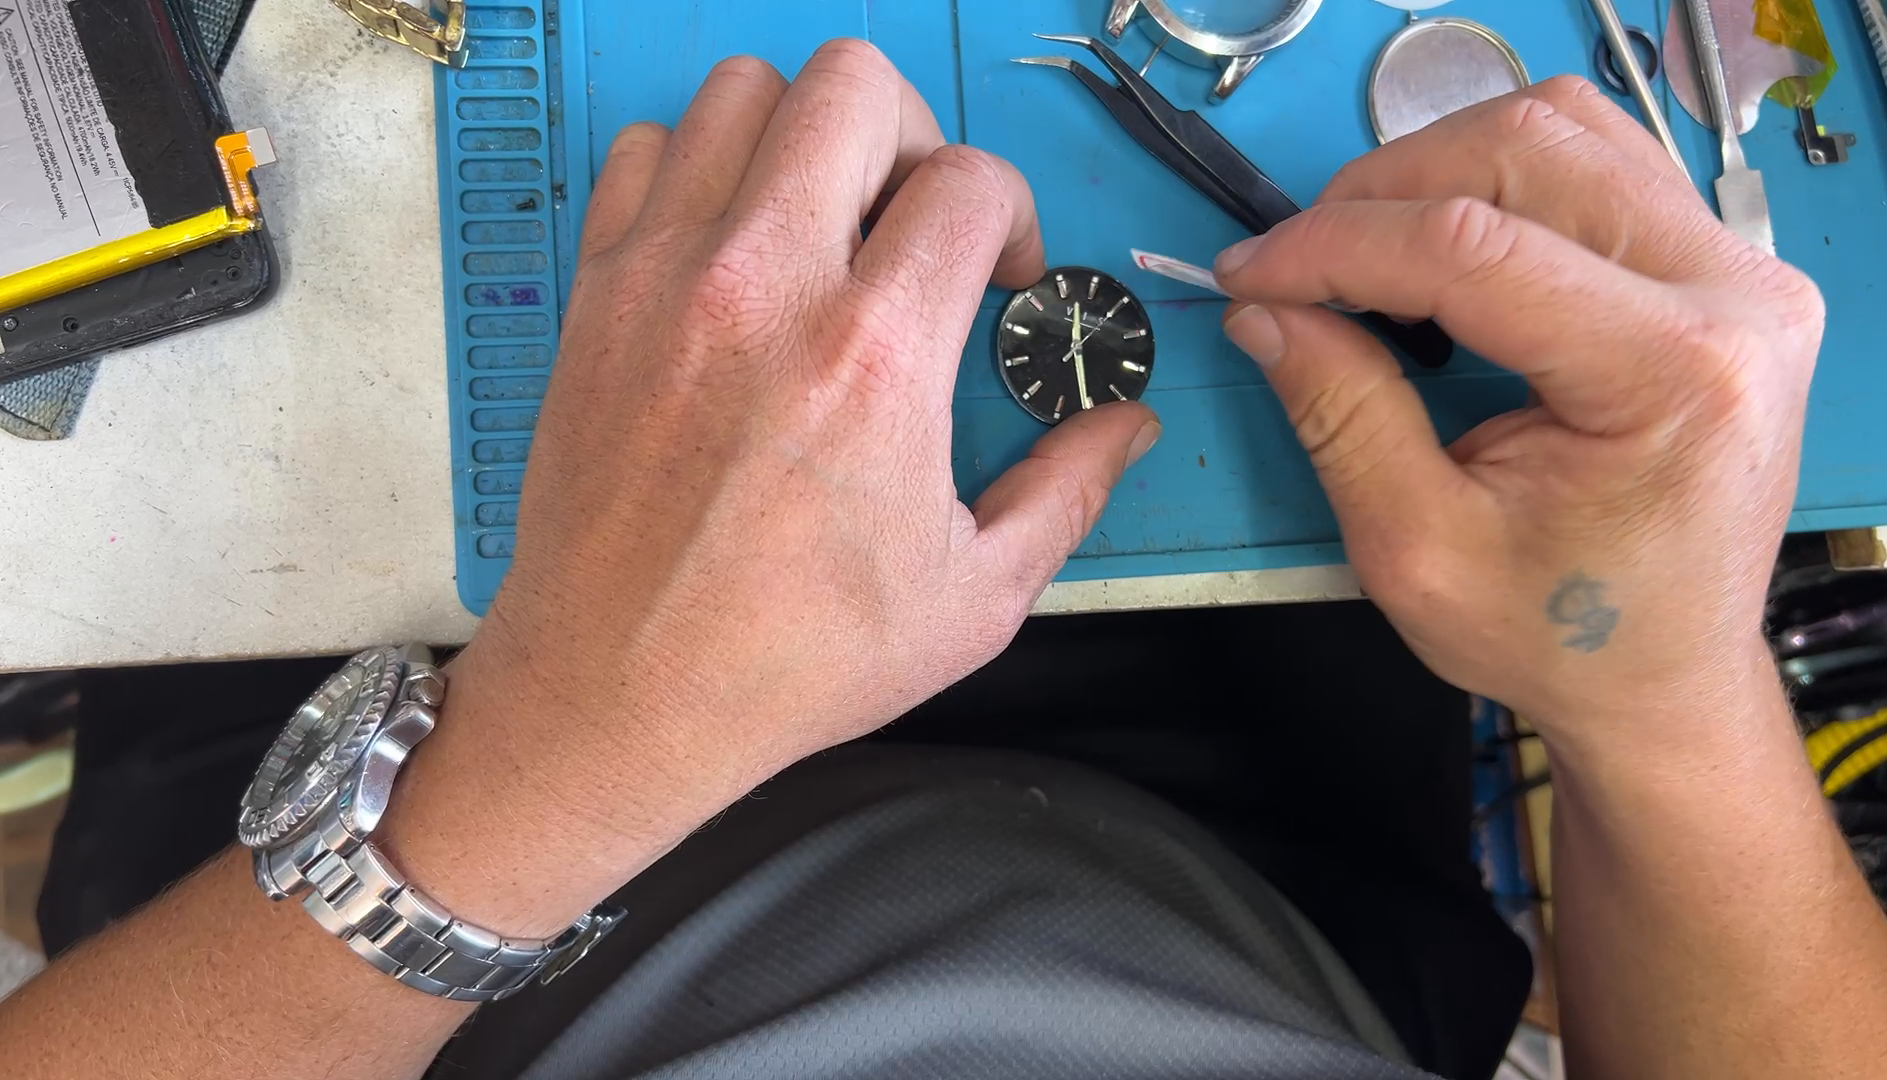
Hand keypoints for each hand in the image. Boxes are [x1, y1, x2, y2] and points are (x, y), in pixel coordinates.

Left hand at [450, 41, 1158, 832]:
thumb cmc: (798, 662)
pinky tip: (735, 255)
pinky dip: (707, 172)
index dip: (1012, 217)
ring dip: (811, 142)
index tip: (1001, 279)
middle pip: (855, 87)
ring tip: (830, 232)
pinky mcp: (596, 300)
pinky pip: (650, 155)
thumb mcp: (976, 599)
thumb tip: (1130, 424)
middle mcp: (764, 287)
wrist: (622, 699)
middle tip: (921, 230)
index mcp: (877, 358)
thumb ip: (1069, 492)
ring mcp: (664, 279)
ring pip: (744, 93)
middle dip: (918, 141)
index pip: (971, 184)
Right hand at [1213, 77, 1822, 745]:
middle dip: (1374, 194)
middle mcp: (1731, 289)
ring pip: (1560, 134)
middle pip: (1526, 153)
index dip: (1329, 249)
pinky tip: (1422, 249)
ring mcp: (1735, 267)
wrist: (1654, 672)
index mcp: (1665, 374)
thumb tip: (1258, 314)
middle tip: (1288, 267)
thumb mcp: (1408, 543)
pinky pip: (1587, 165)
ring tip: (1346, 253)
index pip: (1469, 250)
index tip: (1240, 276)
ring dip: (1425, 174)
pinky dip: (1479, 184)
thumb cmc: (1537, 630)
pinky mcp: (1710, 270)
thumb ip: (1339, 415)